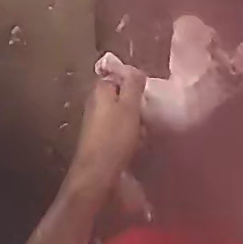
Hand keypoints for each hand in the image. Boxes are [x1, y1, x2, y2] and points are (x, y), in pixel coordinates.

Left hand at [71, 57, 145, 187]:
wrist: (97, 174)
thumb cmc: (115, 137)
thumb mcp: (130, 107)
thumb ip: (133, 85)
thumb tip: (135, 70)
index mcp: (100, 90)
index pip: (117, 75)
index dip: (132, 81)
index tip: (146, 91)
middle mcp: (94, 102)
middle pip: (119, 95)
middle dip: (134, 102)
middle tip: (148, 110)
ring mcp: (95, 121)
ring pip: (119, 113)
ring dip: (133, 119)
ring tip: (145, 128)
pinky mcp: (98, 138)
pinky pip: (117, 129)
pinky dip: (127, 133)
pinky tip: (136, 142)